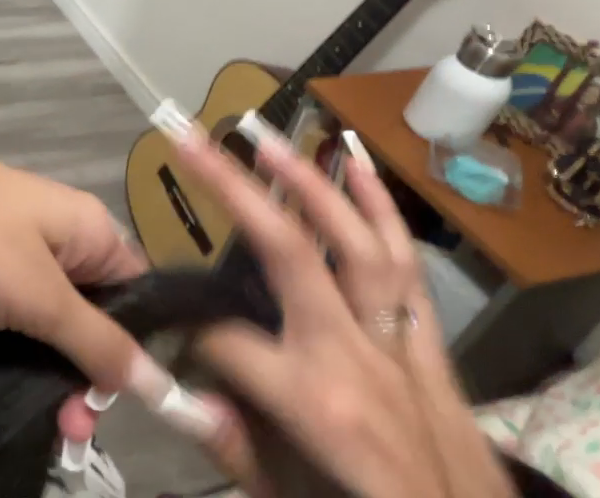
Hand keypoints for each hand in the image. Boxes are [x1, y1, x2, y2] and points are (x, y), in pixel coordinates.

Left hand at [0, 112, 159, 395]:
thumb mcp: (36, 292)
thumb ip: (97, 340)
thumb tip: (165, 384)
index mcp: (84, 224)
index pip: (137, 294)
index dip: (137, 354)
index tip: (117, 411)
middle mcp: (49, 232)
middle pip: (88, 311)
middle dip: (84, 371)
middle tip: (70, 432)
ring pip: (39, 316)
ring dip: (44, 367)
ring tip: (44, 423)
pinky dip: (5, 349)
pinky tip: (6, 386)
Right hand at [164, 118, 497, 497]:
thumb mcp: (281, 497)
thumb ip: (226, 440)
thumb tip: (175, 386)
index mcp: (309, 399)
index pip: (220, 334)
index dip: (185, 326)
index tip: (170, 330)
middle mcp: (351, 355)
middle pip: (286, 252)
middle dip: (234, 190)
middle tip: (193, 140)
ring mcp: (396, 344)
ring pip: (355, 245)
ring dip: (310, 183)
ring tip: (269, 137)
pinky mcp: (430, 346)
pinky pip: (407, 269)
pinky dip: (383, 212)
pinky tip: (357, 164)